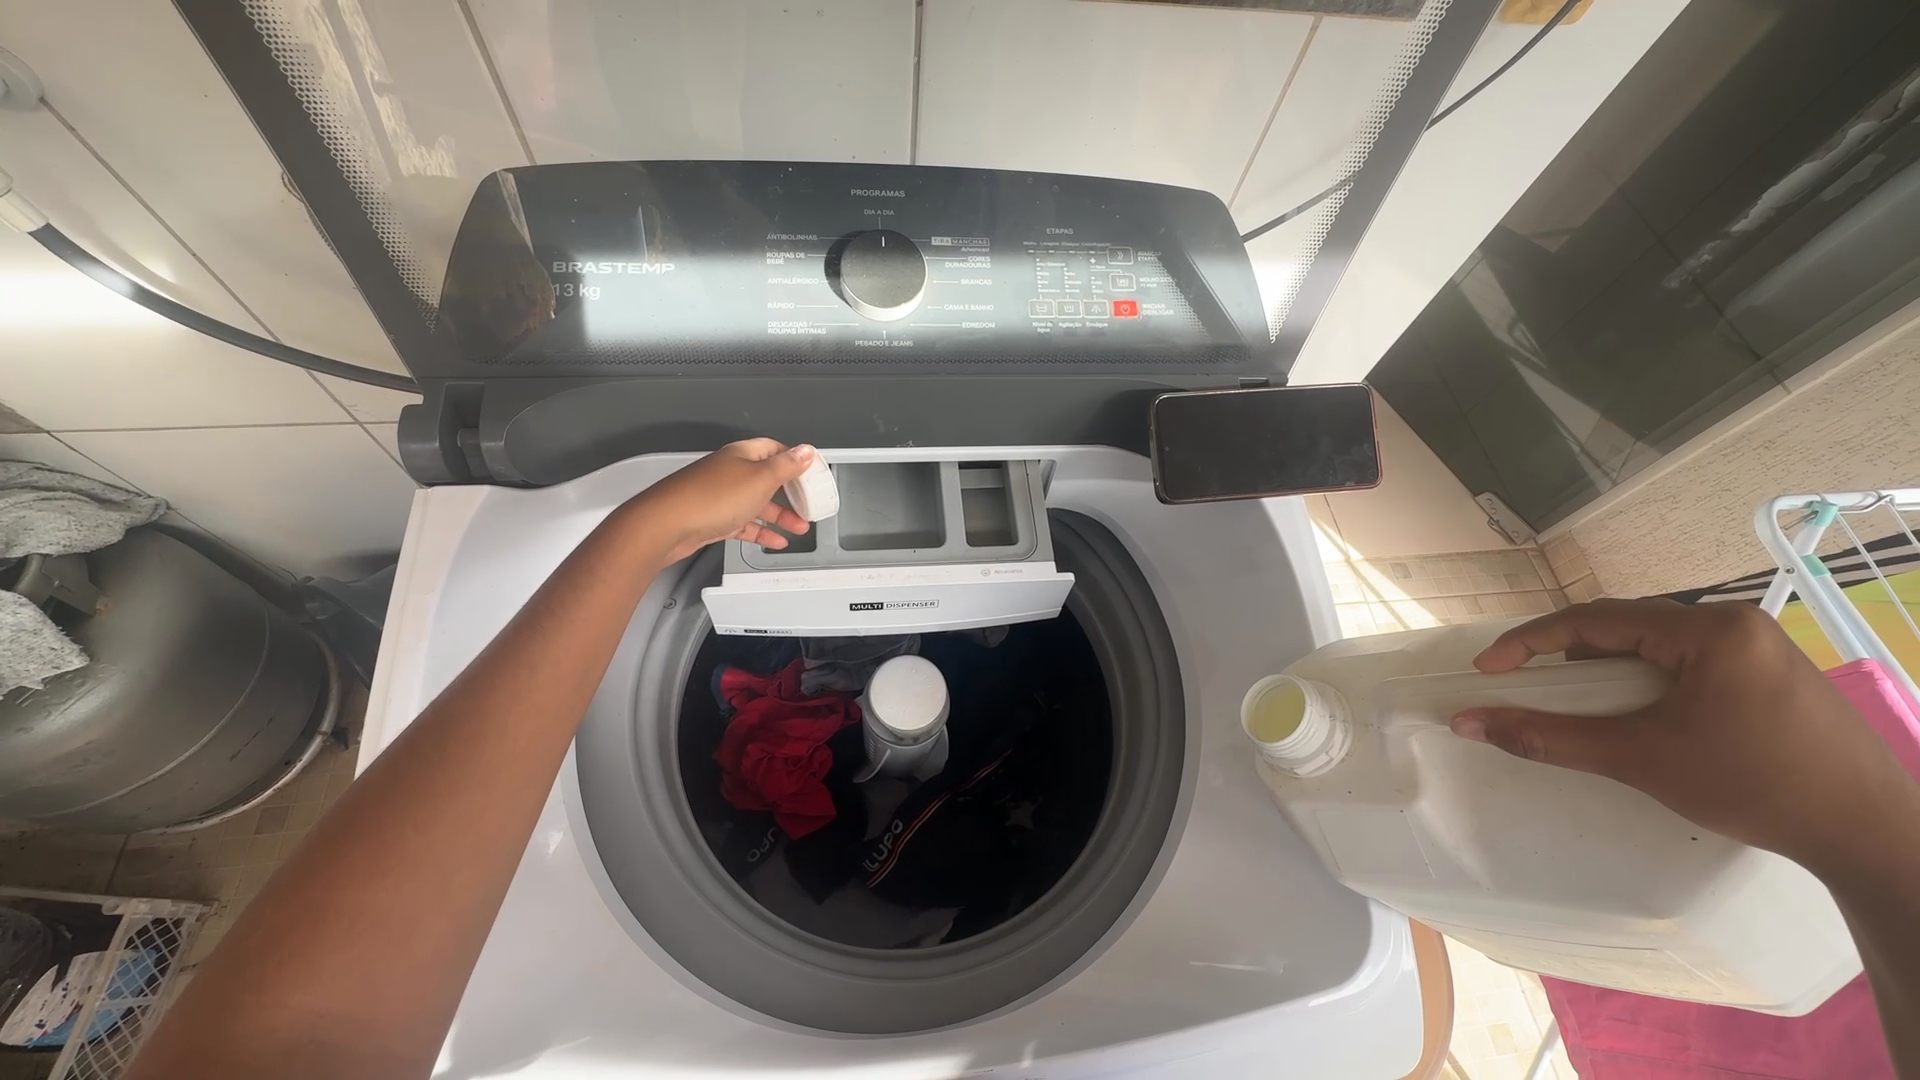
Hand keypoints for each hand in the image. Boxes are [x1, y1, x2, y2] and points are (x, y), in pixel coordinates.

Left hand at [620, 439, 815, 566]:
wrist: (667, 525)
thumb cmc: (711, 498)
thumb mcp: (760, 479)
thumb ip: (786, 466)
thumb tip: (806, 451)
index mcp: (742, 455)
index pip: (775, 449)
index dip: (796, 460)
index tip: (813, 474)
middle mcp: (731, 472)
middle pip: (768, 479)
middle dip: (791, 493)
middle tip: (810, 504)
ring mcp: (721, 496)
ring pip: (758, 503)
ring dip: (780, 516)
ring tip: (800, 528)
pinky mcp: (714, 519)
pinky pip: (744, 523)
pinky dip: (761, 531)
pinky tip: (775, 541)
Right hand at [1449, 598, 1918, 872]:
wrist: (1877, 836)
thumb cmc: (1754, 785)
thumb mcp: (1637, 758)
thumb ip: (1546, 736)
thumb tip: (1467, 723)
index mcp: (1707, 629)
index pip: (1592, 620)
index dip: (1528, 642)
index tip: (1487, 670)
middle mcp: (1733, 622)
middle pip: (1621, 623)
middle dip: (1566, 651)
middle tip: (1526, 681)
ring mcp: (1758, 645)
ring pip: (1652, 639)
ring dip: (1605, 664)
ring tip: (1580, 699)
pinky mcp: (1770, 671)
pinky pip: (1683, 657)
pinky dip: (1644, 676)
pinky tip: (1638, 708)